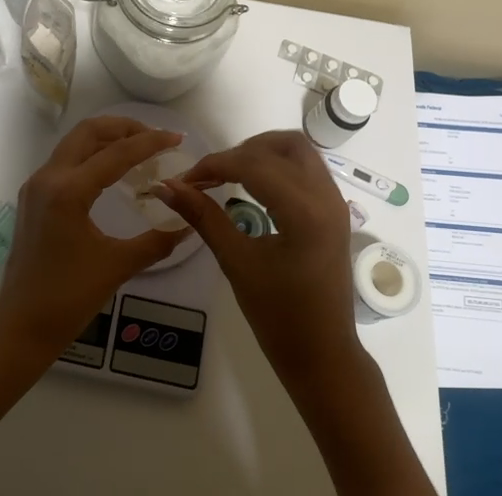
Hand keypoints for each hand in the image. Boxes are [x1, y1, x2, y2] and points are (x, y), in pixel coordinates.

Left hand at [0, 116, 190, 354]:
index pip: (116, 153)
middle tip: (155, 138)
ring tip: (139, 149)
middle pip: (89, 133)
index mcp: (68, 191)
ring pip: (74, 144)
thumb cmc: (68, 298)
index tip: (177, 139)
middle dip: (124, 129)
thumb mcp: (117, 266)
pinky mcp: (33, 198)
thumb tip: (188, 225)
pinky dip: (91, 155)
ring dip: (106, 139)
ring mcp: (36, 186)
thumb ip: (156, 241)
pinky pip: (65, 161)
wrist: (20, 325)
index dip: (150, 143)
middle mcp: (48, 178)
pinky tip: (112, 172)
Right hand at [157, 130, 359, 381]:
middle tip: (211, 175)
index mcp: (304, 211)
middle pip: (284, 145)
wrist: (322, 355)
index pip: (254, 164)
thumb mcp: (236, 262)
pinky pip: (308, 170)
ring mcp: (336, 204)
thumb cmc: (278, 316)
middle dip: (243, 151)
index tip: (185, 180)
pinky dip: (280, 167)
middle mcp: (326, 197)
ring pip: (300, 152)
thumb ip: (202, 216)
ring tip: (230, 175)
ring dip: (264, 154)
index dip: (214, 164)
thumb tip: (165, 186)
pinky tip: (255, 187)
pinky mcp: (335, 212)